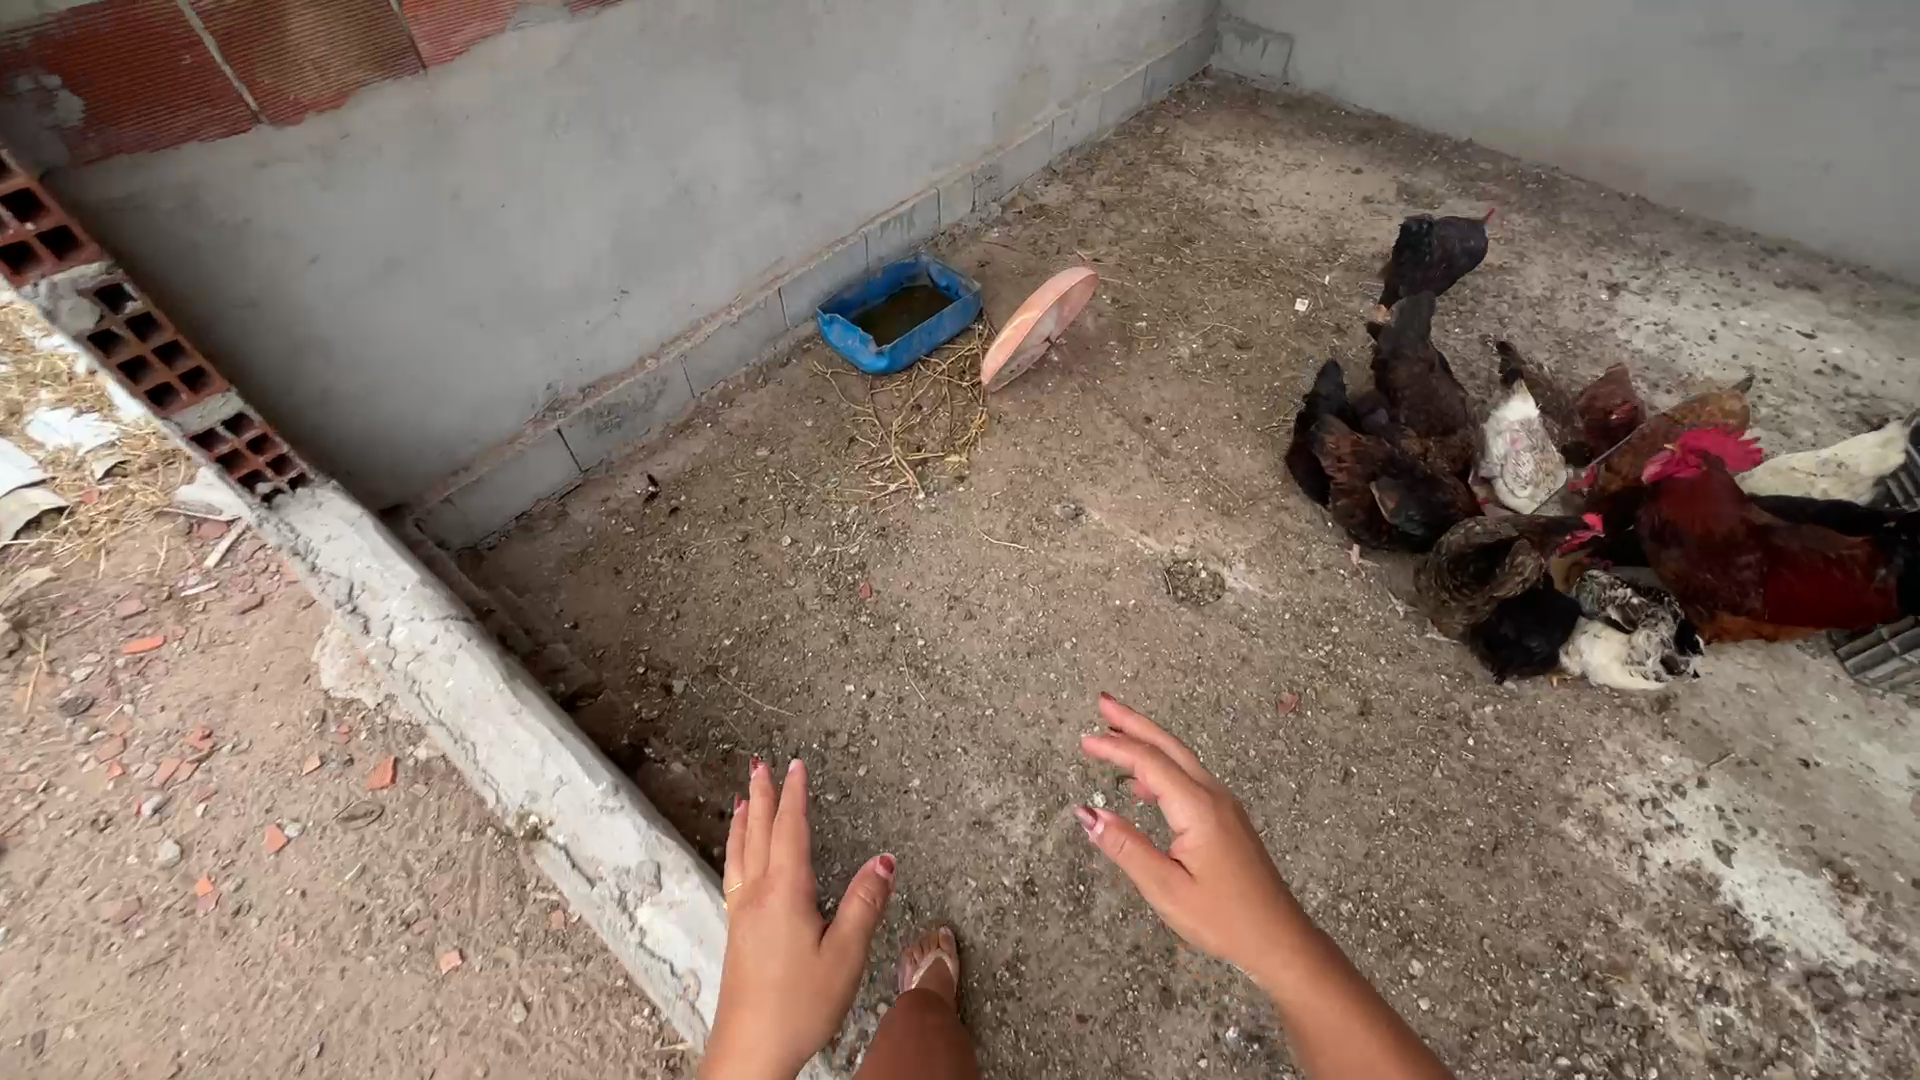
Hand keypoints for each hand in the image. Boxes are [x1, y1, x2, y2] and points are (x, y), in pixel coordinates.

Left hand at [701, 758, 895, 1079]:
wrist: (749, 1053)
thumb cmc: (798, 1007)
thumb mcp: (846, 956)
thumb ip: (864, 904)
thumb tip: (885, 861)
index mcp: (785, 892)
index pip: (791, 829)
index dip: (795, 794)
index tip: (796, 765)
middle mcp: (758, 895)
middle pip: (760, 832)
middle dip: (764, 795)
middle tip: (760, 765)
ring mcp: (742, 914)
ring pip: (741, 852)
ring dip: (745, 820)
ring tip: (745, 798)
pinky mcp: (737, 933)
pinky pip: (735, 873)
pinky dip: (737, 849)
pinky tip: (740, 857)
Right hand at [1076, 694, 1303, 987]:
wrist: (1280, 940)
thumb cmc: (1223, 919)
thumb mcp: (1166, 888)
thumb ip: (1126, 847)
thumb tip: (1087, 813)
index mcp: (1197, 808)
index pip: (1149, 763)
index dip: (1115, 748)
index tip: (1084, 741)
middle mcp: (1212, 796)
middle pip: (1168, 746)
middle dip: (1134, 722)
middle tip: (1103, 702)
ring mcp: (1223, 804)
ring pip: (1180, 758)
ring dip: (1147, 740)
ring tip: (1114, 731)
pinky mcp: (1226, 817)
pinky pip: (1188, 777)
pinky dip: (1160, 766)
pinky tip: (1141, 784)